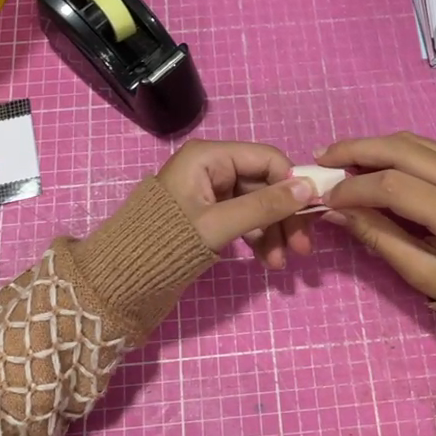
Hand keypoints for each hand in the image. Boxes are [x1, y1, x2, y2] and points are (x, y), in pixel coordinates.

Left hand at [156, 141, 316, 265]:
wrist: (124, 279)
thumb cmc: (168, 243)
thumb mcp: (219, 224)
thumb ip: (264, 206)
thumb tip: (307, 188)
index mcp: (209, 156)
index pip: (266, 159)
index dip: (292, 184)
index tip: (311, 214)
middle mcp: (212, 167)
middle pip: (265, 184)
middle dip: (284, 217)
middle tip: (301, 250)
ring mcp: (211, 192)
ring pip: (257, 205)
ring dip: (273, 233)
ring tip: (278, 265)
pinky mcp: (210, 214)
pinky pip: (245, 220)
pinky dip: (259, 239)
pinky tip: (267, 262)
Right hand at [317, 133, 435, 298]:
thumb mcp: (423, 275)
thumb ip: (379, 238)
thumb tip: (335, 209)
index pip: (395, 186)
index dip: (354, 187)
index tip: (326, 197)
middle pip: (402, 150)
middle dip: (356, 151)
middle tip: (321, 159)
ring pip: (412, 141)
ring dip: (371, 146)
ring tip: (338, 158)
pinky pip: (425, 146)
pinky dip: (392, 149)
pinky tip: (369, 160)